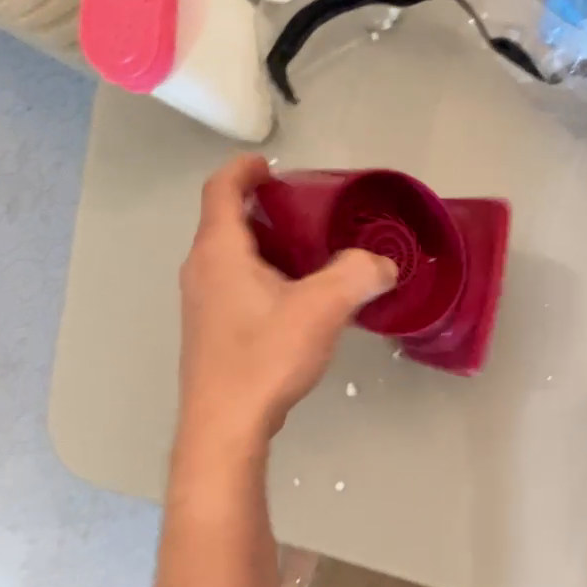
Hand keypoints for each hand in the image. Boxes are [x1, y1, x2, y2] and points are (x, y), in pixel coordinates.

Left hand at [176, 154, 396, 446]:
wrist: (226, 420)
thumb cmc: (265, 356)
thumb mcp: (320, 310)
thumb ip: (355, 278)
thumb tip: (383, 265)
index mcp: (221, 250)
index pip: (222, 190)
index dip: (245, 171)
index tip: (272, 166)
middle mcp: (203, 269)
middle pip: (229, 224)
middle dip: (267, 213)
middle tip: (311, 218)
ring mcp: (204, 303)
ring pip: (235, 259)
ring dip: (269, 250)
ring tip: (314, 261)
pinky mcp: (214, 333)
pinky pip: (240, 289)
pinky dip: (267, 280)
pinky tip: (299, 307)